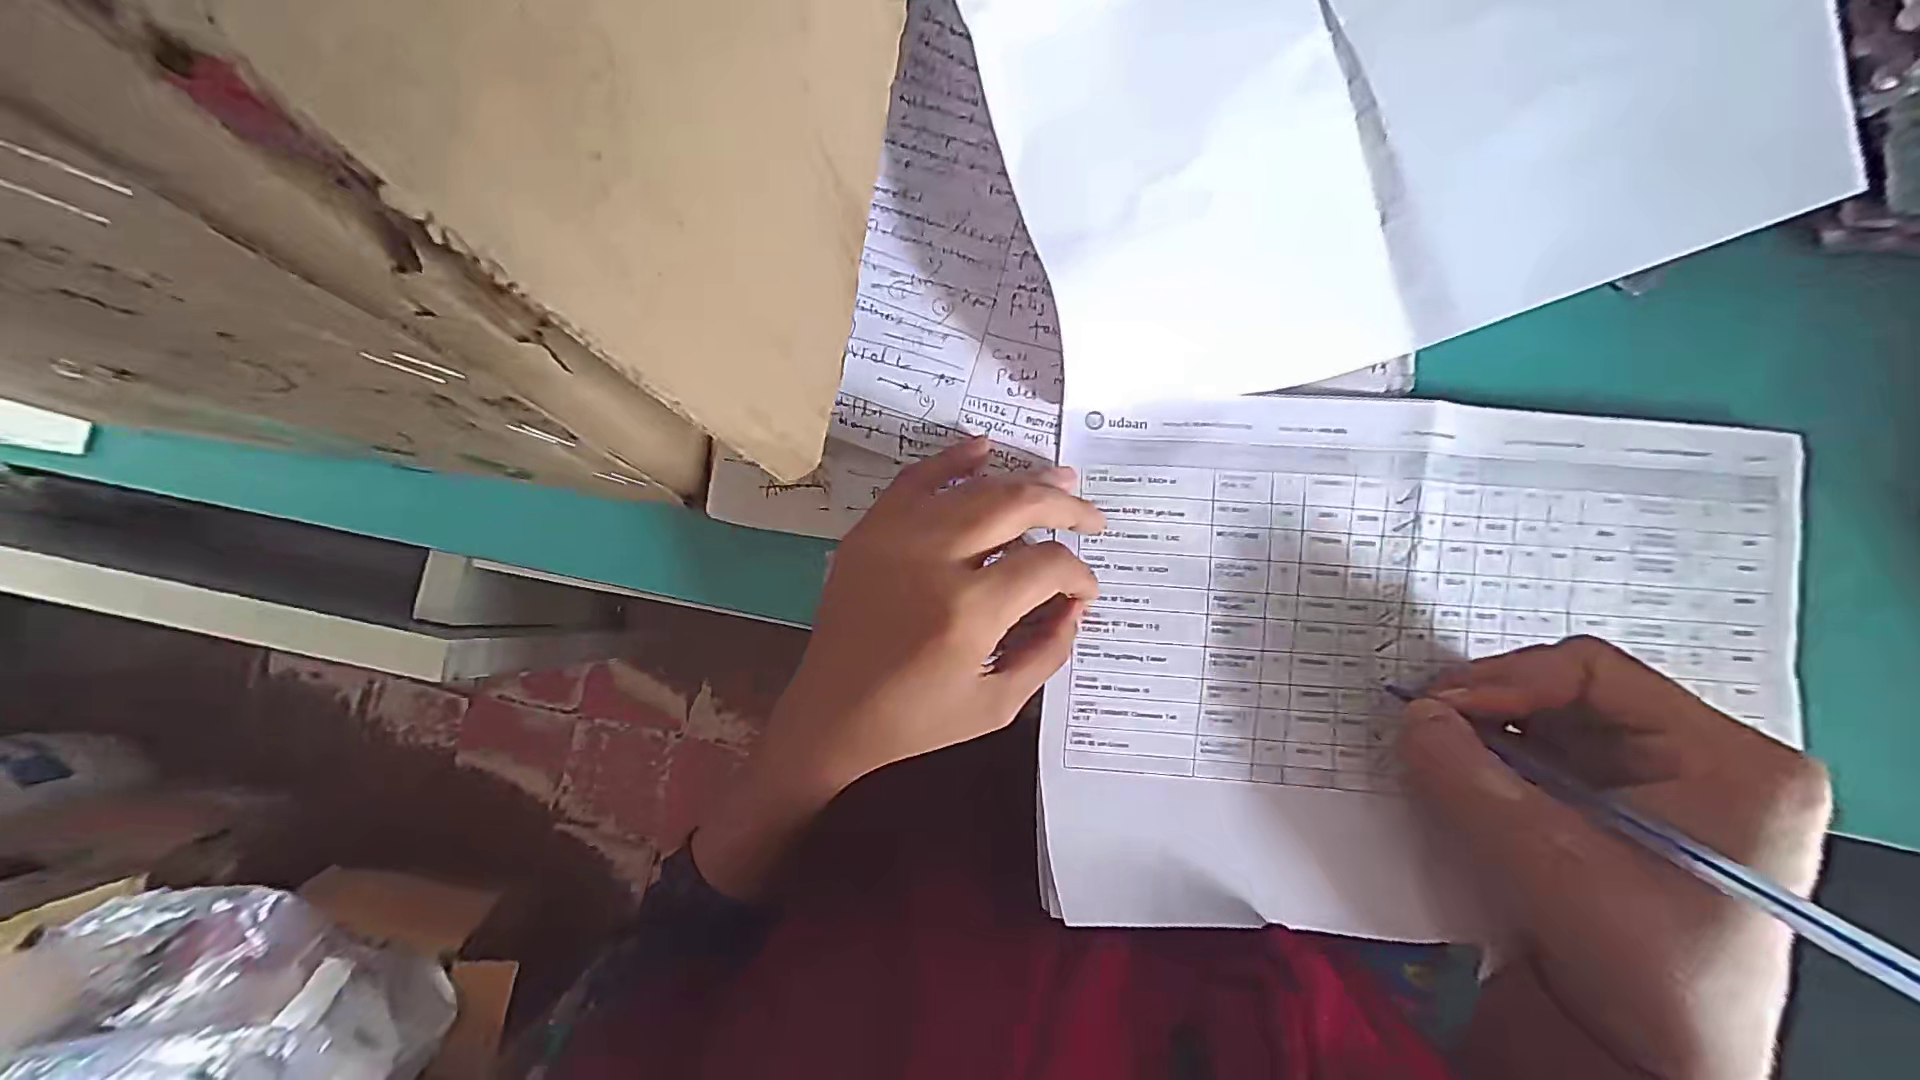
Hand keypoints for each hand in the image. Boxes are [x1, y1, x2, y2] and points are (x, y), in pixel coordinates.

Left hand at [693, 438, 1104, 896]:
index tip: (1083, 591)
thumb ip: (1047, 650)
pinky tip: (985, 447)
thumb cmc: (914, 722)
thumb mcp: (996, 704)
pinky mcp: (869, 532)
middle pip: (1017, 506)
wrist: (829, 717)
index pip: (1048, 566)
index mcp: (968, 612)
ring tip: (1060, 484)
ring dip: (1024, 482)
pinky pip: (917, 479)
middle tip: (1092, 518)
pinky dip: (953, 459)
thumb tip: (1074, 605)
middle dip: (1065, 508)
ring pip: (976, 488)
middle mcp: (933, 560)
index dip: (1079, 575)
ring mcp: (895, 537)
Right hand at [1400, 637, 1830, 1079]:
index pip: (1595, 672)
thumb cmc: (1635, 966)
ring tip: (1434, 750)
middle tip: (1426, 724)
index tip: (1440, 709)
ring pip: (1537, 715)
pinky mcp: (1603, 798)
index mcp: (1731, 763)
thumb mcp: (1547, 865)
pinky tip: (1453, 774)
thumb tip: (1414, 715)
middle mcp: (1696, 757)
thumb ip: (1467, 778)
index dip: (1506, 679)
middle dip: (1484, 703)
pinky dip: (1481, 753)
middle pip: (1562, 688)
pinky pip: (1529, 747)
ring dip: (1477, 729)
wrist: (1640, 1048)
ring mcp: (1649, 777)